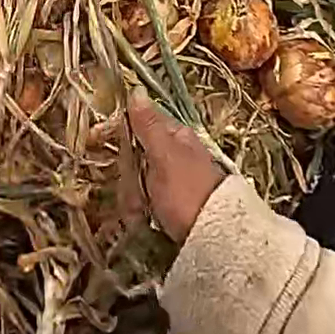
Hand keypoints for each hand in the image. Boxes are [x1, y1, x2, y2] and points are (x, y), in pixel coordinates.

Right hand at [129, 88, 225, 241]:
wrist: (220, 244)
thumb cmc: (189, 192)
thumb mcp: (165, 154)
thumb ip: (149, 125)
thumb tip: (136, 89)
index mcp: (177, 135)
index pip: (142, 121)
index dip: (125, 131)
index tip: (114, 145)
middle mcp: (176, 153)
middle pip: (137, 151)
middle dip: (128, 171)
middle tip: (133, 187)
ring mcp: (175, 180)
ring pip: (138, 177)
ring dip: (133, 194)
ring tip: (138, 210)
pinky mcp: (174, 205)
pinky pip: (145, 199)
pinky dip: (140, 209)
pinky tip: (142, 219)